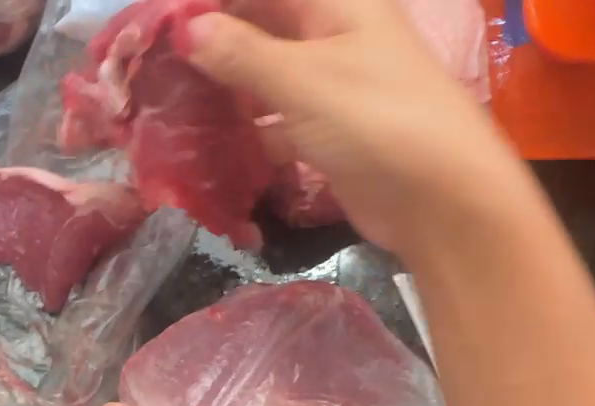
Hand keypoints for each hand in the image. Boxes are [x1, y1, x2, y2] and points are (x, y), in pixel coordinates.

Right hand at [185, 0, 526, 254]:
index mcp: (334, 1)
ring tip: (172, 104)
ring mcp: (328, 87)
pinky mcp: (324, 134)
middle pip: (260, 25)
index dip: (213, 1)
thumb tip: (185, 30)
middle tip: (157, 66)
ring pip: (263, 75)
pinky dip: (245, 131)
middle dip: (212, 42)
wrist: (438, 197)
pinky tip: (212, 144)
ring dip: (223, 88)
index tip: (164, 22)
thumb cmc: (377, 120)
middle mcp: (329, 35)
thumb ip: (243, 54)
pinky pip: (273, 122)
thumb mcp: (303, 80)